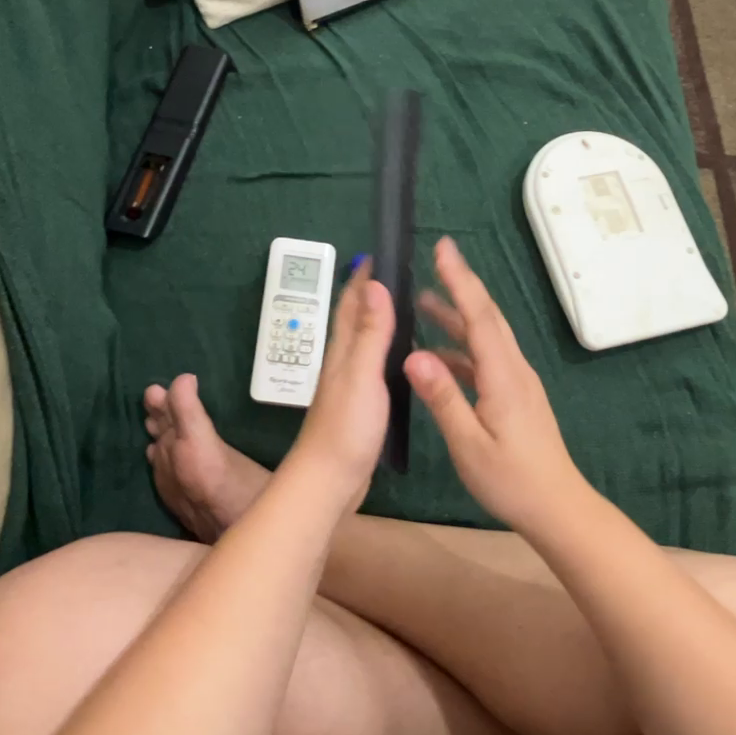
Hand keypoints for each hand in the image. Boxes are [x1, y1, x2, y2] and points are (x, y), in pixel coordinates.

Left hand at [287, 263, 395, 502]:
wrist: (329, 481)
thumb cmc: (345, 428)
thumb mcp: (361, 375)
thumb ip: (369, 333)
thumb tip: (373, 283)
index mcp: (342, 352)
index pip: (350, 304)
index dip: (363, 277)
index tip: (383, 252)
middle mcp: (342, 363)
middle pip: (355, 320)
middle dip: (371, 294)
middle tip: (400, 275)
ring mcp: (349, 387)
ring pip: (363, 344)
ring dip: (378, 322)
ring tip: (406, 310)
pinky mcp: (359, 408)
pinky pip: (372, 369)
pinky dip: (384, 353)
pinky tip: (399, 360)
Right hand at [404, 238, 591, 531]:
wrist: (557, 507)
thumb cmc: (511, 480)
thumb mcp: (469, 443)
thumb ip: (442, 397)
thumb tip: (412, 355)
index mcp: (503, 375)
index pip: (478, 316)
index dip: (460, 279)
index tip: (443, 248)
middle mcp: (514, 370)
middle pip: (486, 318)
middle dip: (460, 285)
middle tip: (435, 259)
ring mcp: (517, 383)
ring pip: (486, 337)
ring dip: (457, 317)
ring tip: (423, 303)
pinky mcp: (516, 396)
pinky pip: (486, 359)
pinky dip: (462, 348)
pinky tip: (438, 357)